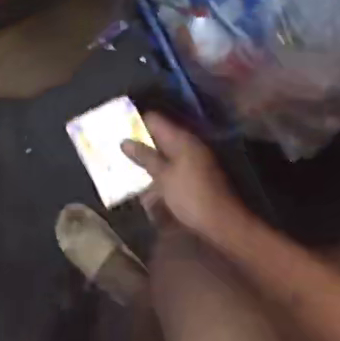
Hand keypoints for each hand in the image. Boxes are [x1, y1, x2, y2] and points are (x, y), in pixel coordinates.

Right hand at [122, 112, 253, 244]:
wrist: (222, 221)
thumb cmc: (191, 196)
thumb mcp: (163, 177)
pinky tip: (146, 185)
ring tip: (127, 170)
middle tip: (118, 151)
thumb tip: (125, 141)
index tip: (117, 130)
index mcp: (181, 138)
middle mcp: (189, 143)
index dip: (136, 122)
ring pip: (165, 152)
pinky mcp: (196, 173)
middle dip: (140, 143)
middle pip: (159, 136)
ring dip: (148, 160)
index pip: (154, 119)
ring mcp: (194, 158)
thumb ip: (145, 157)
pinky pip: (172, 166)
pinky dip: (159, 172)